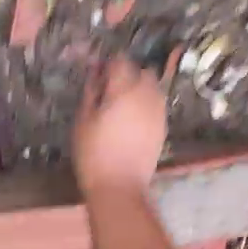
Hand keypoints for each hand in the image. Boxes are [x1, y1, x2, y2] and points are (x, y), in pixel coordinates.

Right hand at [73, 59, 166, 197]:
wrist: (119, 186)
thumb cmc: (93, 154)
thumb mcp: (83, 121)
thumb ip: (91, 93)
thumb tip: (95, 75)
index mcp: (123, 91)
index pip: (121, 62)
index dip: (109, 63)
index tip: (98, 72)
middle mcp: (146, 96)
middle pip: (143, 71)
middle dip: (129, 73)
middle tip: (111, 87)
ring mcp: (158, 112)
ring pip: (154, 87)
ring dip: (141, 87)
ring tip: (124, 102)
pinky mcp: (164, 127)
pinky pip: (158, 105)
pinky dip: (147, 104)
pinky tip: (133, 118)